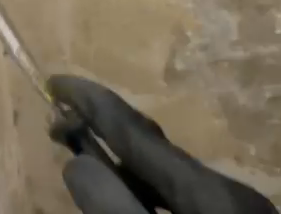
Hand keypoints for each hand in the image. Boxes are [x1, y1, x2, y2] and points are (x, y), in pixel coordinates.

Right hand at [50, 76, 279, 213]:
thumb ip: (116, 212)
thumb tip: (76, 162)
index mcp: (208, 194)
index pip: (136, 131)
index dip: (91, 101)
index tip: (53, 81)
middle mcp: (227, 197)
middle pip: (154, 150)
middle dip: (104, 132)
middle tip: (57, 127)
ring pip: (169, 180)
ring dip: (124, 168)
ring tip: (86, 165)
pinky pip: (184, 205)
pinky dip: (148, 200)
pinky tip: (131, 208)